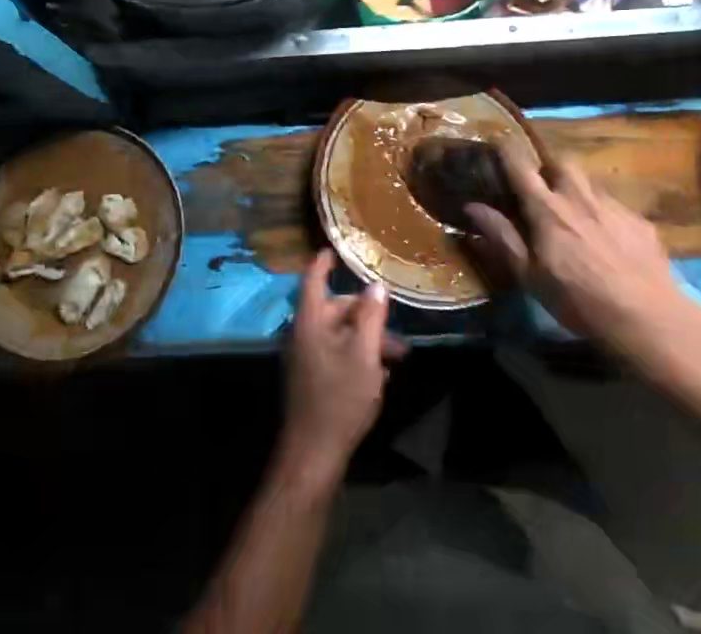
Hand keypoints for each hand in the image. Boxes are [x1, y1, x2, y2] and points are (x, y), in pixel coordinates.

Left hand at [280, 249, 404, 483]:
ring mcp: (304, 358)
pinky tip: (381, 375)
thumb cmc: (339, 398)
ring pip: (338, 335)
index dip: (324, 261)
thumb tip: (376, 286)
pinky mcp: (311, 378)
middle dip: (365, 313)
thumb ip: (371, 318)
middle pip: (333, 310)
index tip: (336, 248)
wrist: (313, 452)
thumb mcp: (364, 355)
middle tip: (395, 324)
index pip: (313, 280)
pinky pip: (335, 354)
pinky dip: (357, 356)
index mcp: (309, 323)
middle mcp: (302, 335)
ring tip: (398, 357)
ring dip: (367, 339)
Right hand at [464, 142, 700, 353]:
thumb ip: (501, 236)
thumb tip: (472, 206)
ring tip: (573, 214)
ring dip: (576, 189)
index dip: (506, 151)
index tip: (496, 143)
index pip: (521, 167)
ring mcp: (614, 207)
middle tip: (540, 185)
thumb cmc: (577, 299)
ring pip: (589, 182)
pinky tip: (606, 240)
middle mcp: (580, 198)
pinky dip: (602, 213)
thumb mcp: (529, 274)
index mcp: (547, 210)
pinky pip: (614, 205)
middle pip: (562, 163)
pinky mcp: (640, 222)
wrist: (648, 318)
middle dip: (548, 167)